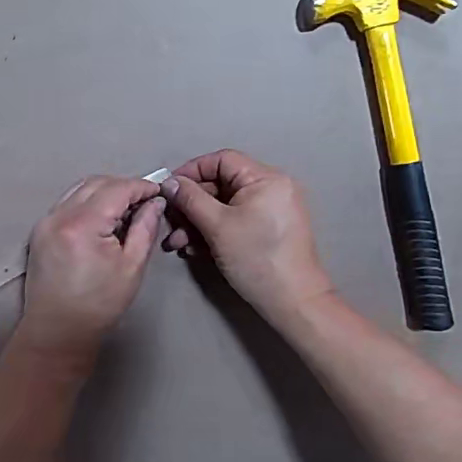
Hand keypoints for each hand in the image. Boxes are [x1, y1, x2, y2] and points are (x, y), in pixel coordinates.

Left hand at [16, 175, 164, 359]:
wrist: (58, 331)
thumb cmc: (99, 304)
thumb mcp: (132, 267)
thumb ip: (144, 228)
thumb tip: (155, 202)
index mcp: (83, 225)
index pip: (117, 189)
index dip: (141, 186)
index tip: (159, 192)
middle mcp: (59, 216)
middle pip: (97, 182)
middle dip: (124, 186)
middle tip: (145, 201)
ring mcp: (46, 221)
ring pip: (80, 188)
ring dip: (105, 190)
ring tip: (126, 209)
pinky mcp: (40, 230)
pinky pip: (68, 202)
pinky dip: (88, 201)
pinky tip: (103, 218)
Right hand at [161, 149, 334, 319]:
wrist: (293, 302)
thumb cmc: (256, 258)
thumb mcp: (217, 226)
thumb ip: (190, 199)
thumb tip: (169, 182)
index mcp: (266, 178)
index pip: (221, 160)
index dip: (191, 171)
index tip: (168, 190)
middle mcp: (271, 188)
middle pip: (221, 184)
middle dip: (191, 204)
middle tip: (170, 221)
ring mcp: (271, 210)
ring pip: (225, 205)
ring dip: (198, 222)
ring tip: (178, 242)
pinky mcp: (267, 230)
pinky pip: (235, 220)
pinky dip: (214, 231)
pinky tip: (194, 248)